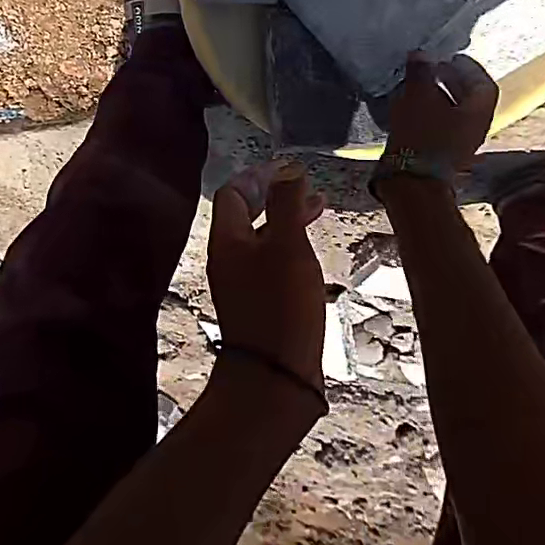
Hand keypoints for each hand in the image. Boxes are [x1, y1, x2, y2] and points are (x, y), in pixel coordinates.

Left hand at [207, 160, 326, 389]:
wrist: (275, 375)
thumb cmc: (280, 304)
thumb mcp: (286, 245)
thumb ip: (285, 205)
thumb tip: (287, 170)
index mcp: (226, 239)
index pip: (233, 193)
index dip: (258, 176)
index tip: (288, 169)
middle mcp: (228, 257)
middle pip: (246, 214)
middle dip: (276, 196)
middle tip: (308, 188)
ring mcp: (241, 281)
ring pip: (261, 238)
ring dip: (286, 219)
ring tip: (318, 209)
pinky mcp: (259, 302)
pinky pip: (270, 261)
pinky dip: (289, 246)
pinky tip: (311, 251)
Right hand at [386, 53, 499, 174]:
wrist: (411, 179)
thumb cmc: (421, 133)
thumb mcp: (419, 96)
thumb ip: (422, 73)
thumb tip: (421, 54)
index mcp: (480, 111)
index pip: (482, 82)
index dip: (468, 67)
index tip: (450, 57)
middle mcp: (476, 128)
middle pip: (468, 99)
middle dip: (451, 81)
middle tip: (432, 69)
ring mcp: (459, 144)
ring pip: (453, 113)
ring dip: (438, 98)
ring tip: (417, 87)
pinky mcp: (441, 154)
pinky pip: (440, 126)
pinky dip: (429, 113)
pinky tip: (410, 109)